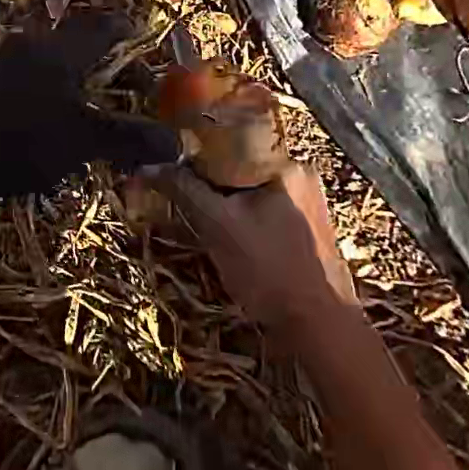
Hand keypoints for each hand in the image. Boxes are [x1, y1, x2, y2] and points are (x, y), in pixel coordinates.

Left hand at [0, 13, 179, 212]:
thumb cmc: (20, 141)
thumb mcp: (82, 142)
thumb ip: (130, 139)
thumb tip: (178, 145)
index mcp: (60, 50)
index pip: (104, 25)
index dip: (128, 27)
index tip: (146, 34)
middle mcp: (36, 44)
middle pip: (81, 35)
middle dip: (107, 48)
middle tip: (129, 66)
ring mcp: (12, 58)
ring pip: (59, 52)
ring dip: (83, 64)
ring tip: (103, 86)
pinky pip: (40, 67)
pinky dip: (61, 78)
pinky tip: (67, 103)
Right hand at [161, 163, 459, 469]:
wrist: (322, 331)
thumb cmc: (270, 270)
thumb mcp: (218, 226)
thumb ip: (183, 190)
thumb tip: (146, 167)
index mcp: (287, 163)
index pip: (232, 138)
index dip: (198, 148)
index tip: (172, 157)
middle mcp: (302, 174)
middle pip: (241, 163)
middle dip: (211, 177)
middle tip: (182, 187)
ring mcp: (309, 203)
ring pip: (252, 188)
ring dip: (226, 199)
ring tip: (200, 211)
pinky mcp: (308, 228)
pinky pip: (266, 208)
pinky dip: (244, 215)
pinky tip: (229, 233)